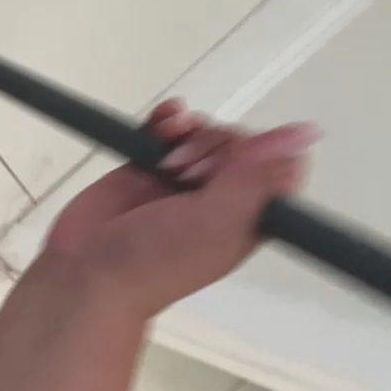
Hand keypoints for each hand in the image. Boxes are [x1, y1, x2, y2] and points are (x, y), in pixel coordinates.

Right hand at [42, 99, 317, 316]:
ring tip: (163, 157)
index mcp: (251, 211)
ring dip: (191, 132)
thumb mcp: (215, 222)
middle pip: (242, 142)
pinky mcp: (141, 171)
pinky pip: (162, 134)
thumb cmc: (153, 259)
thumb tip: (307, 130)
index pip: (281, 161)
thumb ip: (254, 176)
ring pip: (203, 134)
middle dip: (215, 146)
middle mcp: (220, 193)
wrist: (83, 274)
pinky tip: (166, 116)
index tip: (227, 168)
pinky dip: (167, 119)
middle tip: (184, 175)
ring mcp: (178, 180)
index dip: (260, 152)